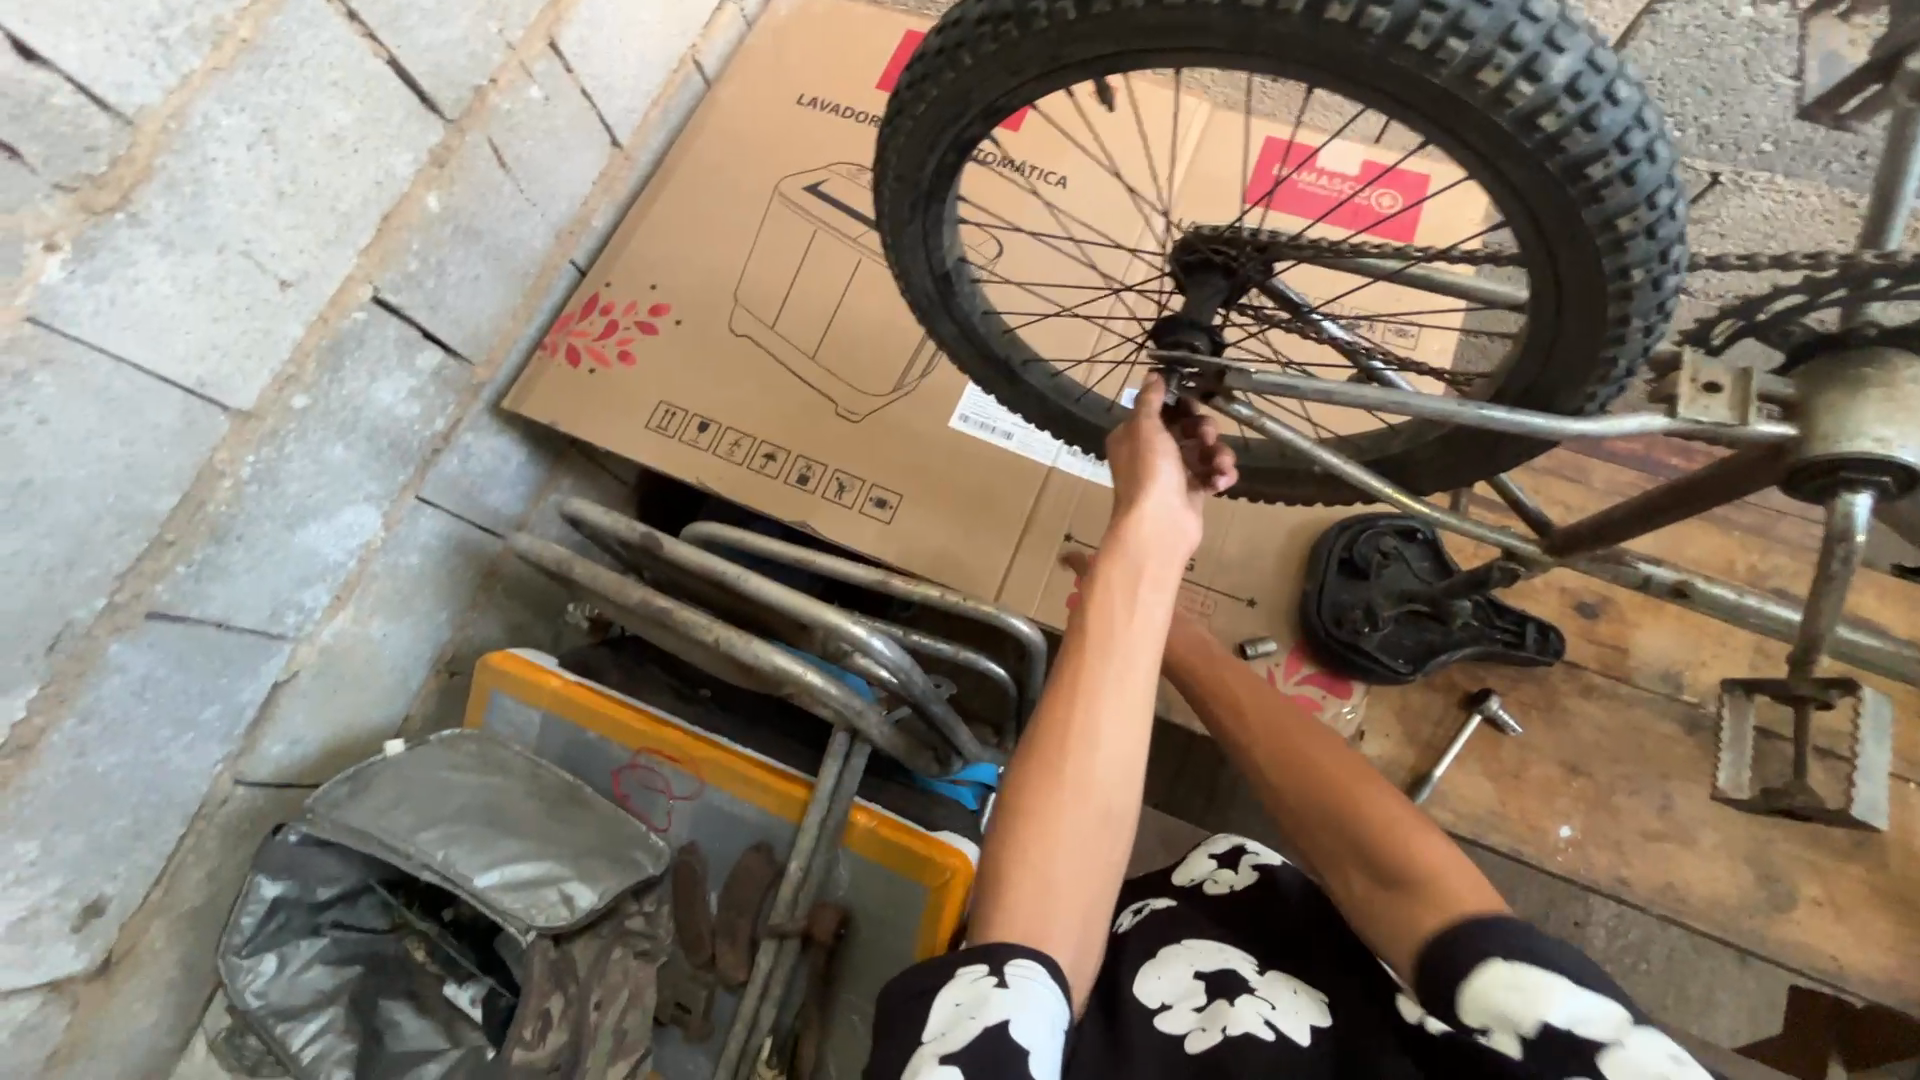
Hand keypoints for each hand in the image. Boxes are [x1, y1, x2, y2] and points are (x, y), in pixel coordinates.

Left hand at [1103, 373, 1237, 559]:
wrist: (1159, 525)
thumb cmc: (1149, 472)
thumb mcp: (1145, 428)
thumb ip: (1149, 400)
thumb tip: (1152, 374)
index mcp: (1133, 437)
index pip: (1159, 411)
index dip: (1179, 405)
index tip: (1195, 401)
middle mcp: (1150, 453)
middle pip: (1185, 429)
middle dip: (1203, 430)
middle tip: (1207, 436)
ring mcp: (1172, 475)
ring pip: (1203, 452)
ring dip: (1218, 454)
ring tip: (1219, 464)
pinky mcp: (1191, 493)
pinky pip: (1211, 475)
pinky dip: (1220, 475)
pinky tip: (1222, 481)